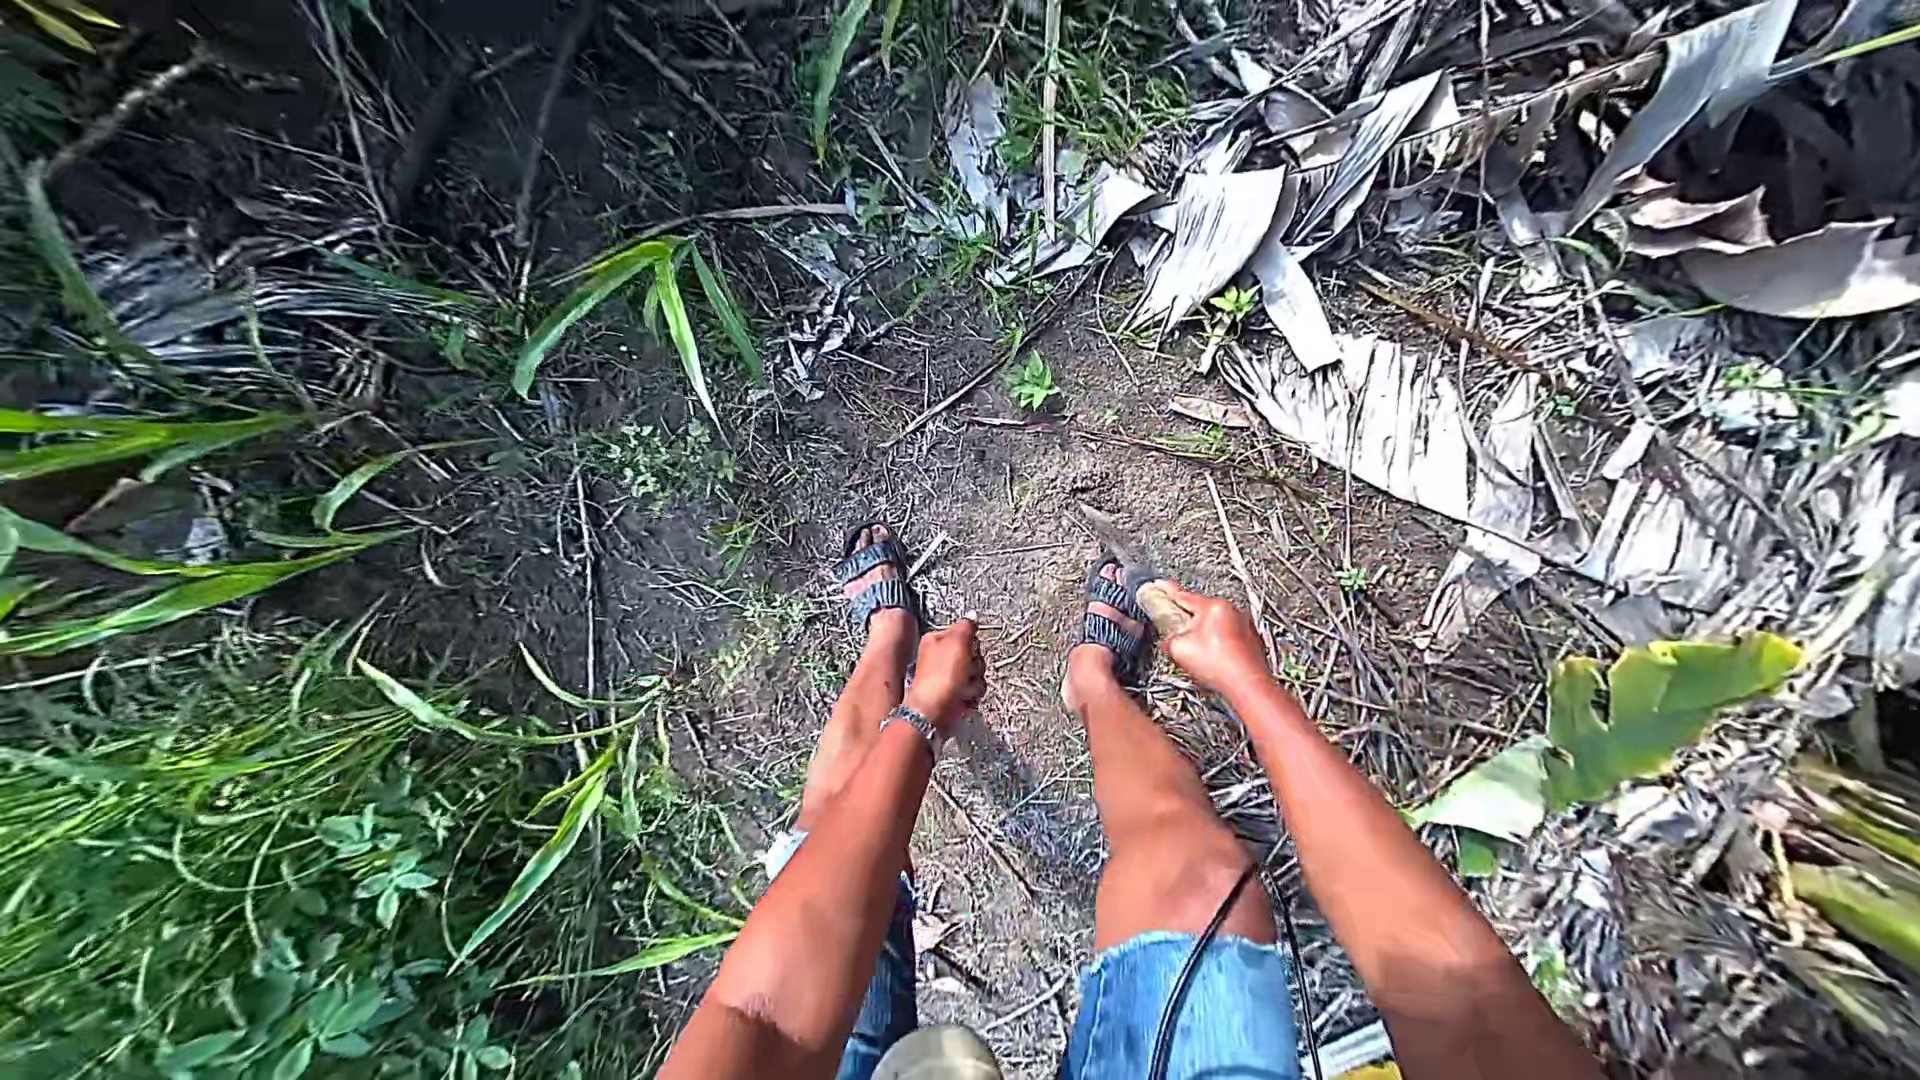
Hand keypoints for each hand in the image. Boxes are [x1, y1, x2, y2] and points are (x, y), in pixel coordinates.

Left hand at [903, 617, 985, 734]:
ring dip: (975, 683)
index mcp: (937, 640)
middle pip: (974, 656)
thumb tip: (972, 616)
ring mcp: (947, 677)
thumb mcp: (957, 643)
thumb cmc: (942, 677)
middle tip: (966, 673)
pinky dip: (971, 696)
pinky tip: (963, 699)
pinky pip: (973, 691)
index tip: (970, 652)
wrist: (934, 713)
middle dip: (976, 667)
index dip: (973, 645)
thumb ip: (967, 627)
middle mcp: (941, 657)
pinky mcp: (953, 694)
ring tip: (963, 689)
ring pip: (976, 675)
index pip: (967, 635)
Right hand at [1156, 582, 1271, 698]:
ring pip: (1215, 625)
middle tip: (1178, 634)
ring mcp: (1245, 625)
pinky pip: (1228, 637)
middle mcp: (1232, 611)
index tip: (1160, 585)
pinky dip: (1219, 645)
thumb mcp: (1178, 649)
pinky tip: (1213, 660)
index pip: (1183, 595)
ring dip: (1204, 636)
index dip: (1168, 590)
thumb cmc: (1219, 665)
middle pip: (1200, 611)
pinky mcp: (1252, 640)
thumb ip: (1168, 639)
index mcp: (1214, 607)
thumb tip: (1167, 641)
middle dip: (1188, 622)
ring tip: (1199, 654)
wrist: (1247, 686)